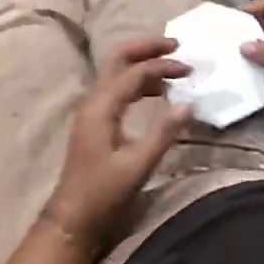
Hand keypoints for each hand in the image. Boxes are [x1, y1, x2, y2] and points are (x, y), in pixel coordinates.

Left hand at [43, 38, 193, 250]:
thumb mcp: (138, 165)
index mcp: (101, 107)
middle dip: (146, 47)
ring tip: (173, 68)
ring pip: (116, 72)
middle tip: (176, 46)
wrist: (73, 217)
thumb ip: (163, 133)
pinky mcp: (96, 121)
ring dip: (142, 64)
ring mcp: (92, 109)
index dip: (163, 65)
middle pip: (117, 58)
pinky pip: (117, 89)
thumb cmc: (103, 193)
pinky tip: (158, 93)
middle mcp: (93, 101)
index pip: (134, 72)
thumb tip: (189, 103)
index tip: (191, 68)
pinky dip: (138, 82)